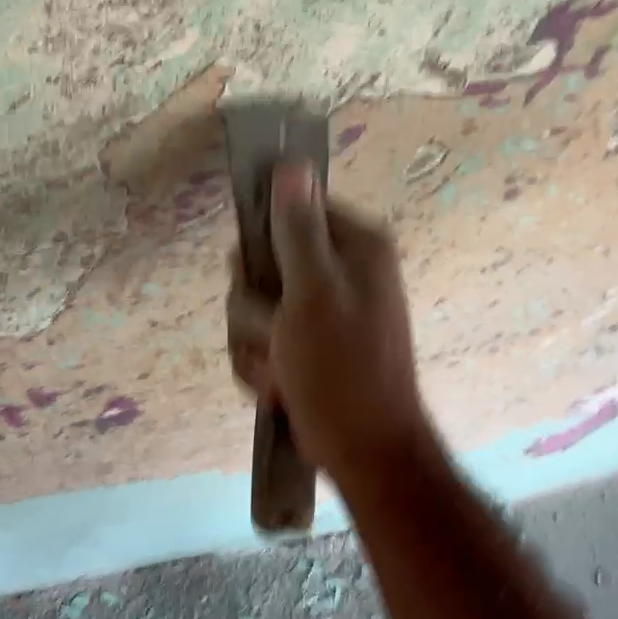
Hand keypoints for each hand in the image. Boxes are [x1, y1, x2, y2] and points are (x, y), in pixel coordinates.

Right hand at [226, 162, 430, 484]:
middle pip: (260, 261)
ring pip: (251, 308)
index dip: (265, 240)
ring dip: (256, 344)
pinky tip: (280, 386)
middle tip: (275, 332)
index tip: (255, 271)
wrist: (366, 455)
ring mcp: (319, 311)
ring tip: (282, 371)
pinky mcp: (302, 346)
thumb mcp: (313, 293)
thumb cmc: (342, 370)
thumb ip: (296, 228)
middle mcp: (338, 270)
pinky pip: (257, 341)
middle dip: (255, 307)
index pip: (290, 209)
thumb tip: (290, 163)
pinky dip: (262, 366)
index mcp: (354, 245)